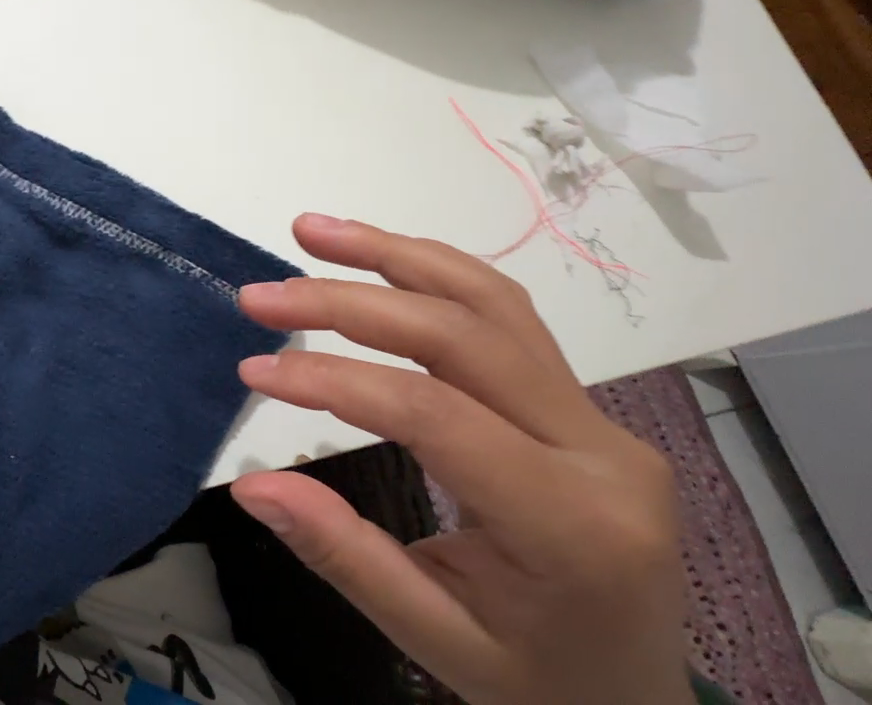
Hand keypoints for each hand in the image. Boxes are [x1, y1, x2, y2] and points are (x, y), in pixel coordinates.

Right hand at [229, 214, 693, 704]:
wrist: (636, 701)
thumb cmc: (534, 679)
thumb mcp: (434, 639)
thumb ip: (344, 555)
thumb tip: (251, 486)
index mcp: (570, 523)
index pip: (433, 414)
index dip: (333, 379)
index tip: (252, 370)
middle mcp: (600, 452)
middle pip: (463, 336)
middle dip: (349, 303)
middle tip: (262, 297)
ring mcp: (601, 421)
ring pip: (494, 303)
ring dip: (395, 257)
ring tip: (313, 230)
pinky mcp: (583, 408)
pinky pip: (507, 319)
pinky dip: (432, 275)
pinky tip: (378, 260)